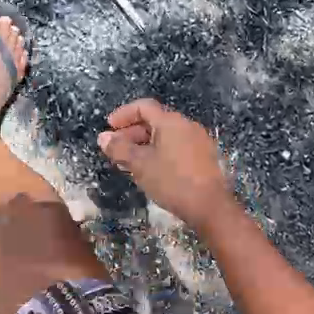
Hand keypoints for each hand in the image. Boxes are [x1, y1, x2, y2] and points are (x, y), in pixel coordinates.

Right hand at [96, 99, 235, 229]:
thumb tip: (103, 137)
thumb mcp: (140, 165)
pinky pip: (177, 146)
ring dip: (145, 144)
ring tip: (131, 161)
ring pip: (166, 135)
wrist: (210, 206)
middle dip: (132, 132)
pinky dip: (160, 151)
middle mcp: (186, 125)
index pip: (144, 106)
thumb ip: (119, 148)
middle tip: (117, 148)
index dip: (124, 114)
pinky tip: (152, 169)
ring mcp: (199, 140)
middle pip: (155, 120)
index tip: (109, 127)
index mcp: (171, 121)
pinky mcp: (205, 157)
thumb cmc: (172, 181)